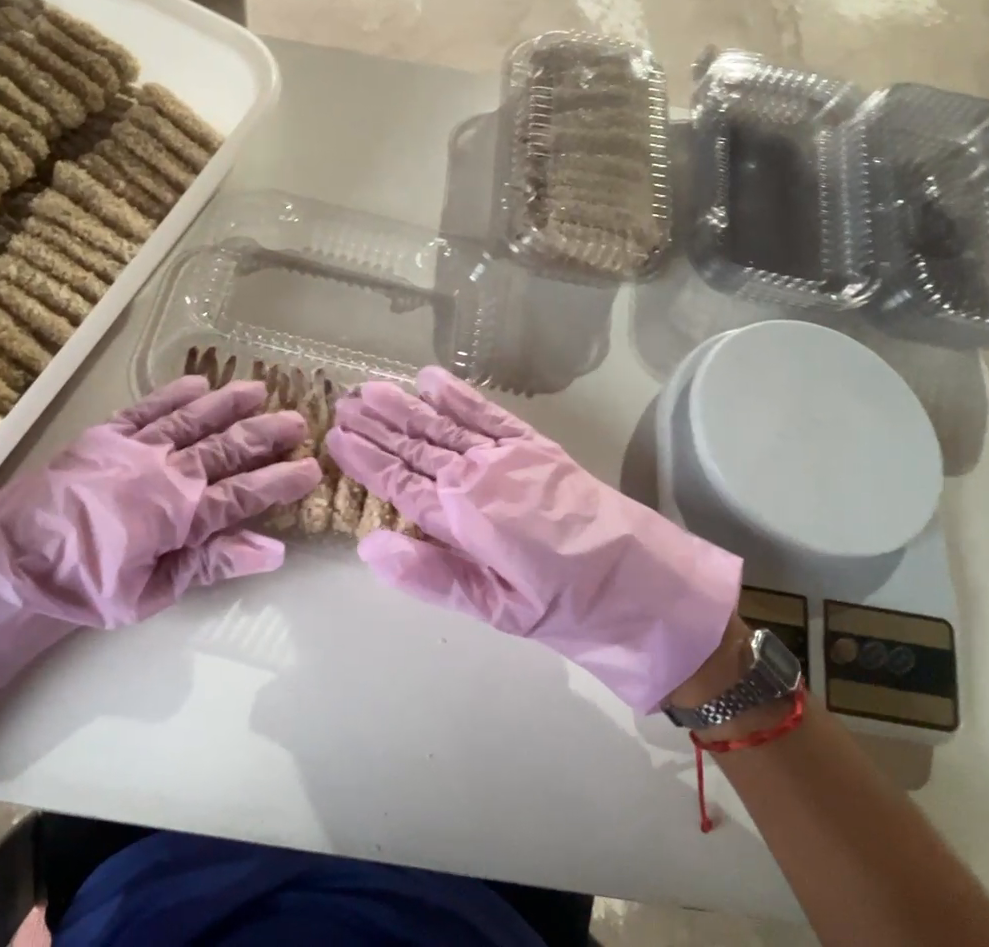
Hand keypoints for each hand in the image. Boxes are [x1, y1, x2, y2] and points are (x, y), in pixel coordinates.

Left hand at [0, 377, 321, 699]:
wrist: (11, 563)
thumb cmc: (83, 589)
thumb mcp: (151, 592)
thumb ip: (211, 563)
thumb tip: (273, 548)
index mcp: (179, 514)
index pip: (245, 494)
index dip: (281, 482)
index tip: (313, 469)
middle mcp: (163, 471)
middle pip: (226, 448)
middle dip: (266, 434)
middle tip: (299, 421)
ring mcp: (132, 447)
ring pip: (192, 419)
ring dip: (228, 403)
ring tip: (260, 388)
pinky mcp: (102, 436)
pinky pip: (145, 408)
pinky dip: (173, 393)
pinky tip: (197, 381)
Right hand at [325, 366, 742, 711]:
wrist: (652, 592)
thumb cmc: (570, 611)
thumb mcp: (498, 610)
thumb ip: (433, 577)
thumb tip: (369, 545)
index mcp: (467, 518)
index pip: (401, 483)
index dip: (366, 460)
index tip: (335, 437)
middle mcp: (483, 477)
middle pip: (418, 446)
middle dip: (378, 425)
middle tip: (343, 402)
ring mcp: (513, 458)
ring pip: (446, 426)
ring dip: (407, 407)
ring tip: (372, 387)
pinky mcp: (540, 449)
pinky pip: (492, 415)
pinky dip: (461, 395)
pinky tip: (433, 378)